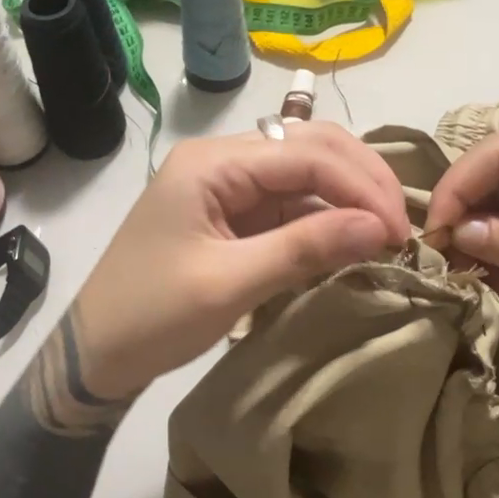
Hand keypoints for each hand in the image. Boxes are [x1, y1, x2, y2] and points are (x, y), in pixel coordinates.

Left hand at [71, 121, 409, 399]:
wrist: (96, 351)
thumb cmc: (152, 317)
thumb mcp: (229, 284)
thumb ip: (304, 248)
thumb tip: (378, 227)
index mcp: (212, 163)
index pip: (305, 153)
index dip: (360, 186)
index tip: (400, 231)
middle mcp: (221, 159)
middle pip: (309, 146)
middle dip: (361, 179)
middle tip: (402, 226)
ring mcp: (226, 184)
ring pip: (304, 170)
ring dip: (348, 195)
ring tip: (387, 232)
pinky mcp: (231, 212)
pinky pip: (289, 201)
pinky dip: (325, 216)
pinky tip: (352, 237)